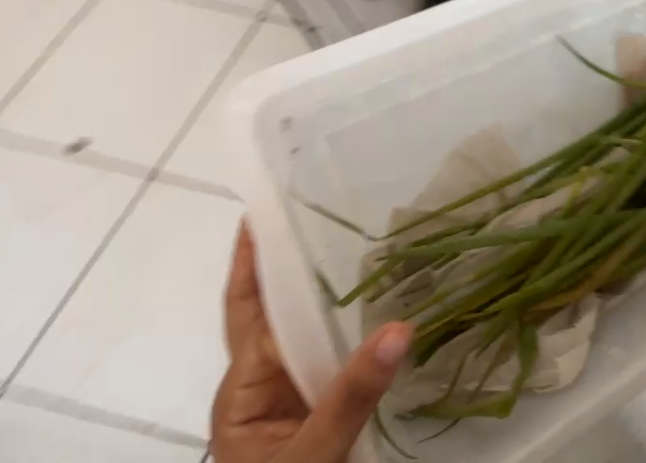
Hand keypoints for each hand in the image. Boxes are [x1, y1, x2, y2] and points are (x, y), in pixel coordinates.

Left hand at [214, 225, 411, 462]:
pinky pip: (326, 351)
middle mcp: (259, 384)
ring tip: (341, 237)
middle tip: (294, 207)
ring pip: (296, 328)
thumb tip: (402, 324)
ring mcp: (287, 395)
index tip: (261, 210)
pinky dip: (342, 319)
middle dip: (271, 262)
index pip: (257, 312)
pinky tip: (371, 299)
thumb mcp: (314, 456)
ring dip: (311, 285)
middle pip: (260, 311)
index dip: (259, 261)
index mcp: (243, 391)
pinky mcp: (315, 406)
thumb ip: (353, 395)